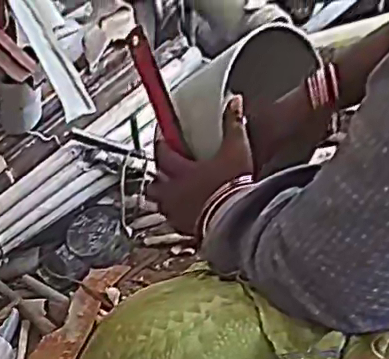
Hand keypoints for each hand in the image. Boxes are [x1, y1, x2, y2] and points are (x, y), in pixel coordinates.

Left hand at [149, 95, 253, 236]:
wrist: (230, 216)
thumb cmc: (230, 182)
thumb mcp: (236, 148)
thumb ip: (233, 124)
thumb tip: (234, 101)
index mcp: (180, 171)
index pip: (163, 154)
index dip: (160, 143)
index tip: (160, 136)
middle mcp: (171, 192)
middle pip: (153, 183)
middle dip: (156, 175)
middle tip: (163, 169)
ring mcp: (173, 211)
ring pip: (157, 203)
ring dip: (161, 195)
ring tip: (169, 190)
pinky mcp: (179, 226)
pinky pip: (169, 218)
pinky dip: (171, 211)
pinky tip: (180, 208)